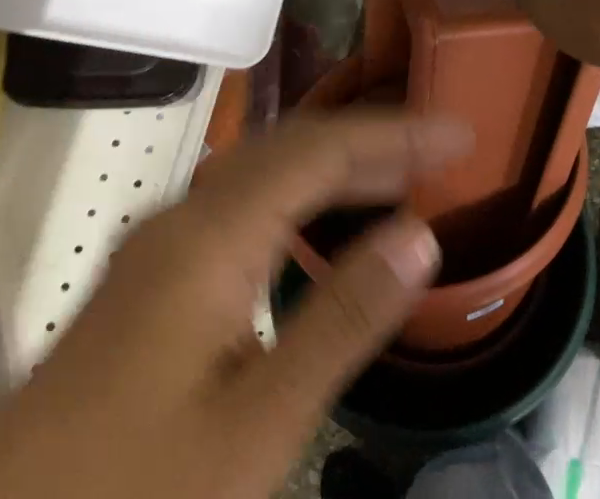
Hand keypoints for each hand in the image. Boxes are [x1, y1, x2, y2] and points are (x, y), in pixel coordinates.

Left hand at [0, 115, 470, 498]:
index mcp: (208, 240)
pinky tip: (317, 227)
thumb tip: (420, 235)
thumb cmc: (139, 485)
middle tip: (441, 149)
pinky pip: (238, 209)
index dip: (394, 135)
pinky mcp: (144, 284)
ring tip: (400, 175)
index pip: (319, 151)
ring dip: (333, 165)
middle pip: (287, 149)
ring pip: (259, 175)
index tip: (460, 134)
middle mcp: (179, 223)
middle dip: (370, 140)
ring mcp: (154, 251)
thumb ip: (343, 320)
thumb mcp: (261, 420)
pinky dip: (296, 199)